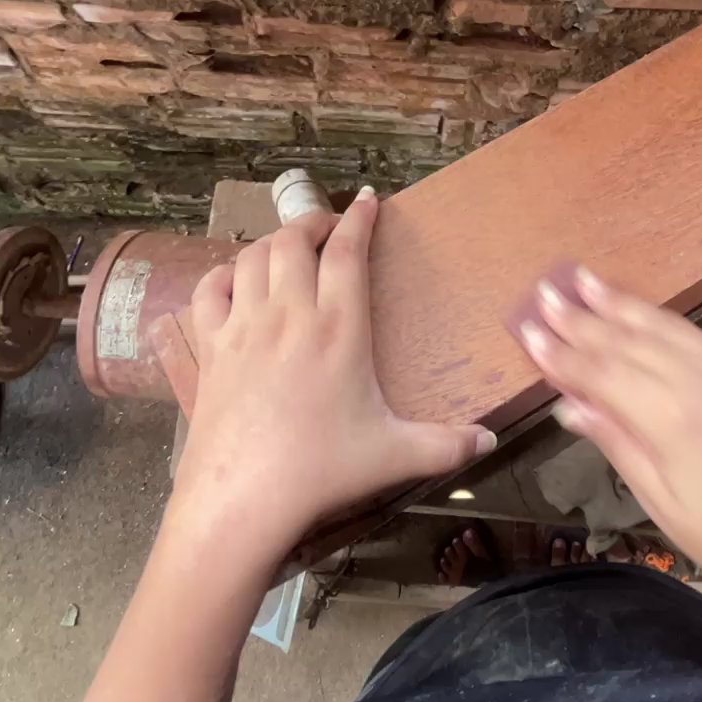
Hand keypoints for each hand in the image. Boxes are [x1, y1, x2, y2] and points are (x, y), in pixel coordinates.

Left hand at [172, 187, 496, 557]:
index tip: (368, 200)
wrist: (241, 502)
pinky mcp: (211, 347)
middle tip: (330, 227)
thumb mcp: (394, 455)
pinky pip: (210, 290)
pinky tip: (237, 280)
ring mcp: (244, 326)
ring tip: (291, 249)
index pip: (347, 251)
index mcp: (338, 327)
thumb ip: (447, 444)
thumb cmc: (322, 471)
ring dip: (274, 242)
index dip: (359, 218)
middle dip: (314, 222)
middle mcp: (289, 313)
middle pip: (295, 240)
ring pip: (253, 256)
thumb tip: (491, 439)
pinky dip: (224, 273)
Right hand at [516, 236, 701, 595]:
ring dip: (622, 301)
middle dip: (579, 320)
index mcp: (669, 418)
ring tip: (585, 277)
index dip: (560, 356)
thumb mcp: (662, 502)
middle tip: (544, 295)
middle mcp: (698, 380)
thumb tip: (569, 405)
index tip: (528, 333)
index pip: (599, 376)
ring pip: (664, 325)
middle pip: (625, 343)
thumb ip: (618, 444)